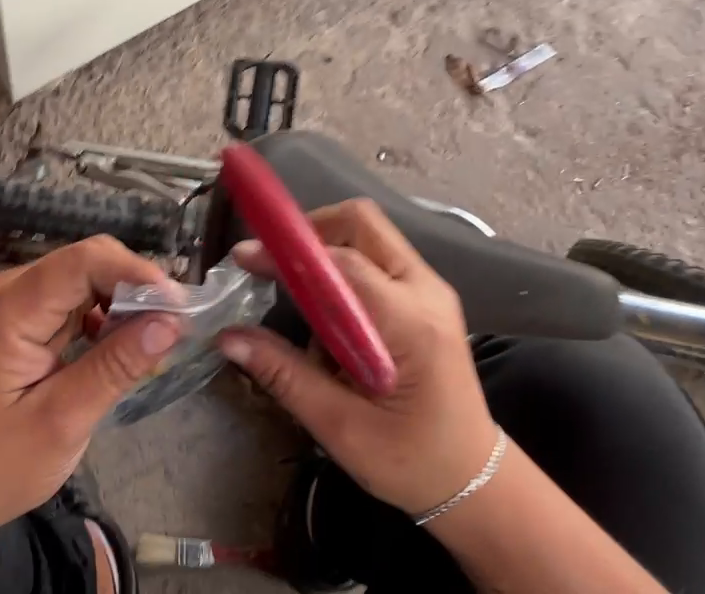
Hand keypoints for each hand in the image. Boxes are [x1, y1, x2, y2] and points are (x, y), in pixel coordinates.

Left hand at [0, 236, 185, 532]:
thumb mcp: (63, 421)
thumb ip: (115, 366)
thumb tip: (171, 323)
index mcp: (9, 310)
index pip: (82, 262)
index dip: (134, 272)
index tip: (179, 303)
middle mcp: (11, 291)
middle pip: (86, 262)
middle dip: (135, 286)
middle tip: (176, 325)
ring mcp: (16, 303)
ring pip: (87, 277)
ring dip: (125, 302)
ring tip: (157, 339)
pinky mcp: (26, 319)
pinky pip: (77, 299)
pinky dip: (107, 316)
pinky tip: (126, 347)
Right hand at [219, 199, 500, 515]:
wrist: (475, 482)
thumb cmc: (412, 463)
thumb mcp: (341, 428)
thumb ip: (285, 375)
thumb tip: (228, 338)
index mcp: (411, 324)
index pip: (344, 263)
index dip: (289, 252)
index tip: (244, 256)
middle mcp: (426, 291)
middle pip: (362, 222)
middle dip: (311, 230)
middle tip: (274, 262)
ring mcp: (430, 291)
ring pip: (369, 235)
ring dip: (326, 250)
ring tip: (299, 298)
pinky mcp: (425, 299)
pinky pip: (376, 259)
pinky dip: (343, 270)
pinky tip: (329, 320)